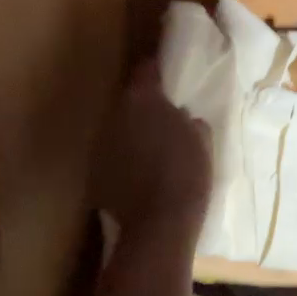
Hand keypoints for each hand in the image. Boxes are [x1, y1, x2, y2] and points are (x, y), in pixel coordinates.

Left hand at [92, 62, 212, 235]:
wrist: (158, 225)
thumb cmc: (187, 174)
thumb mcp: (202, 139)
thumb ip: (190, 121)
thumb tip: (183, 117)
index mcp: (143, 100)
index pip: (146, 70)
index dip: (157, 70)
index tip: (167, 75)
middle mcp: (116, 115)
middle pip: (129, 101)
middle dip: (144, 106)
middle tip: (164, 116)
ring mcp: (101, 145)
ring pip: (119, 129)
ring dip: (132, 133)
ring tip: (153, 148)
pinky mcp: (94, 173)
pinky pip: (113, 157)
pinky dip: (124, 161)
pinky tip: (140, 175)